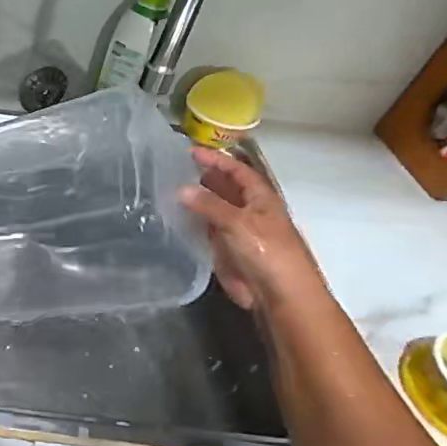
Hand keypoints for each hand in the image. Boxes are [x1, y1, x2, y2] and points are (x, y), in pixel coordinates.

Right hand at [179, 146, 319, 309]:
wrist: (277, 293)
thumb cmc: (266, 251)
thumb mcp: (237, 222)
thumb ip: (209, 204)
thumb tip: (181, 188)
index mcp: (260, 197)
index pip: (237, 170)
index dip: (216, 159)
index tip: (190, 151)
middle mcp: (248, 210)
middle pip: (225, 187)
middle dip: (204, 176)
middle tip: (175, 167)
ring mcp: (237, 230)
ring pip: (214, 208)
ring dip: (196, 199)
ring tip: (169, 187)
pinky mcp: (226, 249)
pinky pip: (206, 228)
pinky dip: (192, 220)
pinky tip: (174, 215)